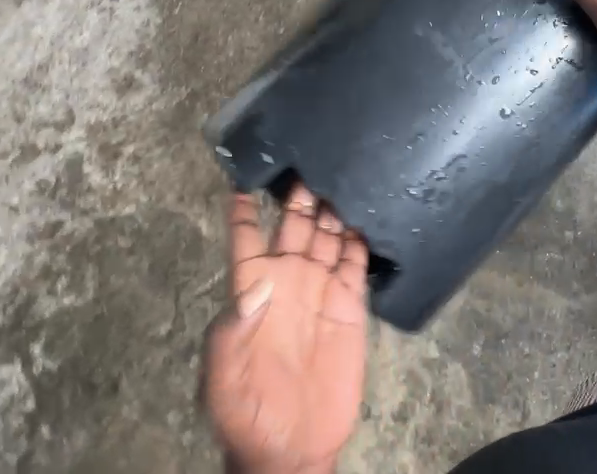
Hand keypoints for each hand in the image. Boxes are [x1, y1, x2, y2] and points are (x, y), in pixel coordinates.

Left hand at [205, 185, 368, 473]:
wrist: (294, 448)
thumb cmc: (248, 413)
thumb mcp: (224, 380)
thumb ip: (231, 332)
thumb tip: (253, 284)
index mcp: (253, 287)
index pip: (245, 235)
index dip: (243, 205)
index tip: (248, 169)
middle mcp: (288, 276)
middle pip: (294, 222)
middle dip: (302, 191)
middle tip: (316, 153)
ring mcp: (321, 286)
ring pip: (328, 231)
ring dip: (335, 204)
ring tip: (348, 168)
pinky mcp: (351, 300)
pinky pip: (357, 258)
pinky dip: (363, 234)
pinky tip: (371, 208)